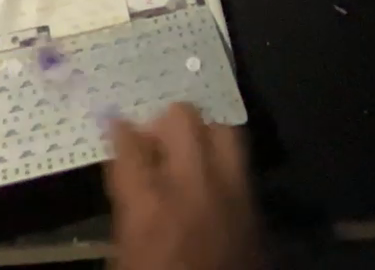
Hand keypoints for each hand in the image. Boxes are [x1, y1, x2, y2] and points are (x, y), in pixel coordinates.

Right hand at [105, 103, 263, 269]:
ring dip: (202, 135)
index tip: (116, 127)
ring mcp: (232, 194)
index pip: (129, 143)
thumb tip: (131, 179)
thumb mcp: (126, 261)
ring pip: (221, 129)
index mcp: (150, 207)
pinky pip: (242, 164)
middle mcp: (193, 187)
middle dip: (162, 125)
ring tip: (189, 153)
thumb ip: (128, 212)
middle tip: (154, 145)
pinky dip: (225, 160)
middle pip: (180, 119)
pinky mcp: (257, 209)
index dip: (118, 130)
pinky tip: (214, 177)